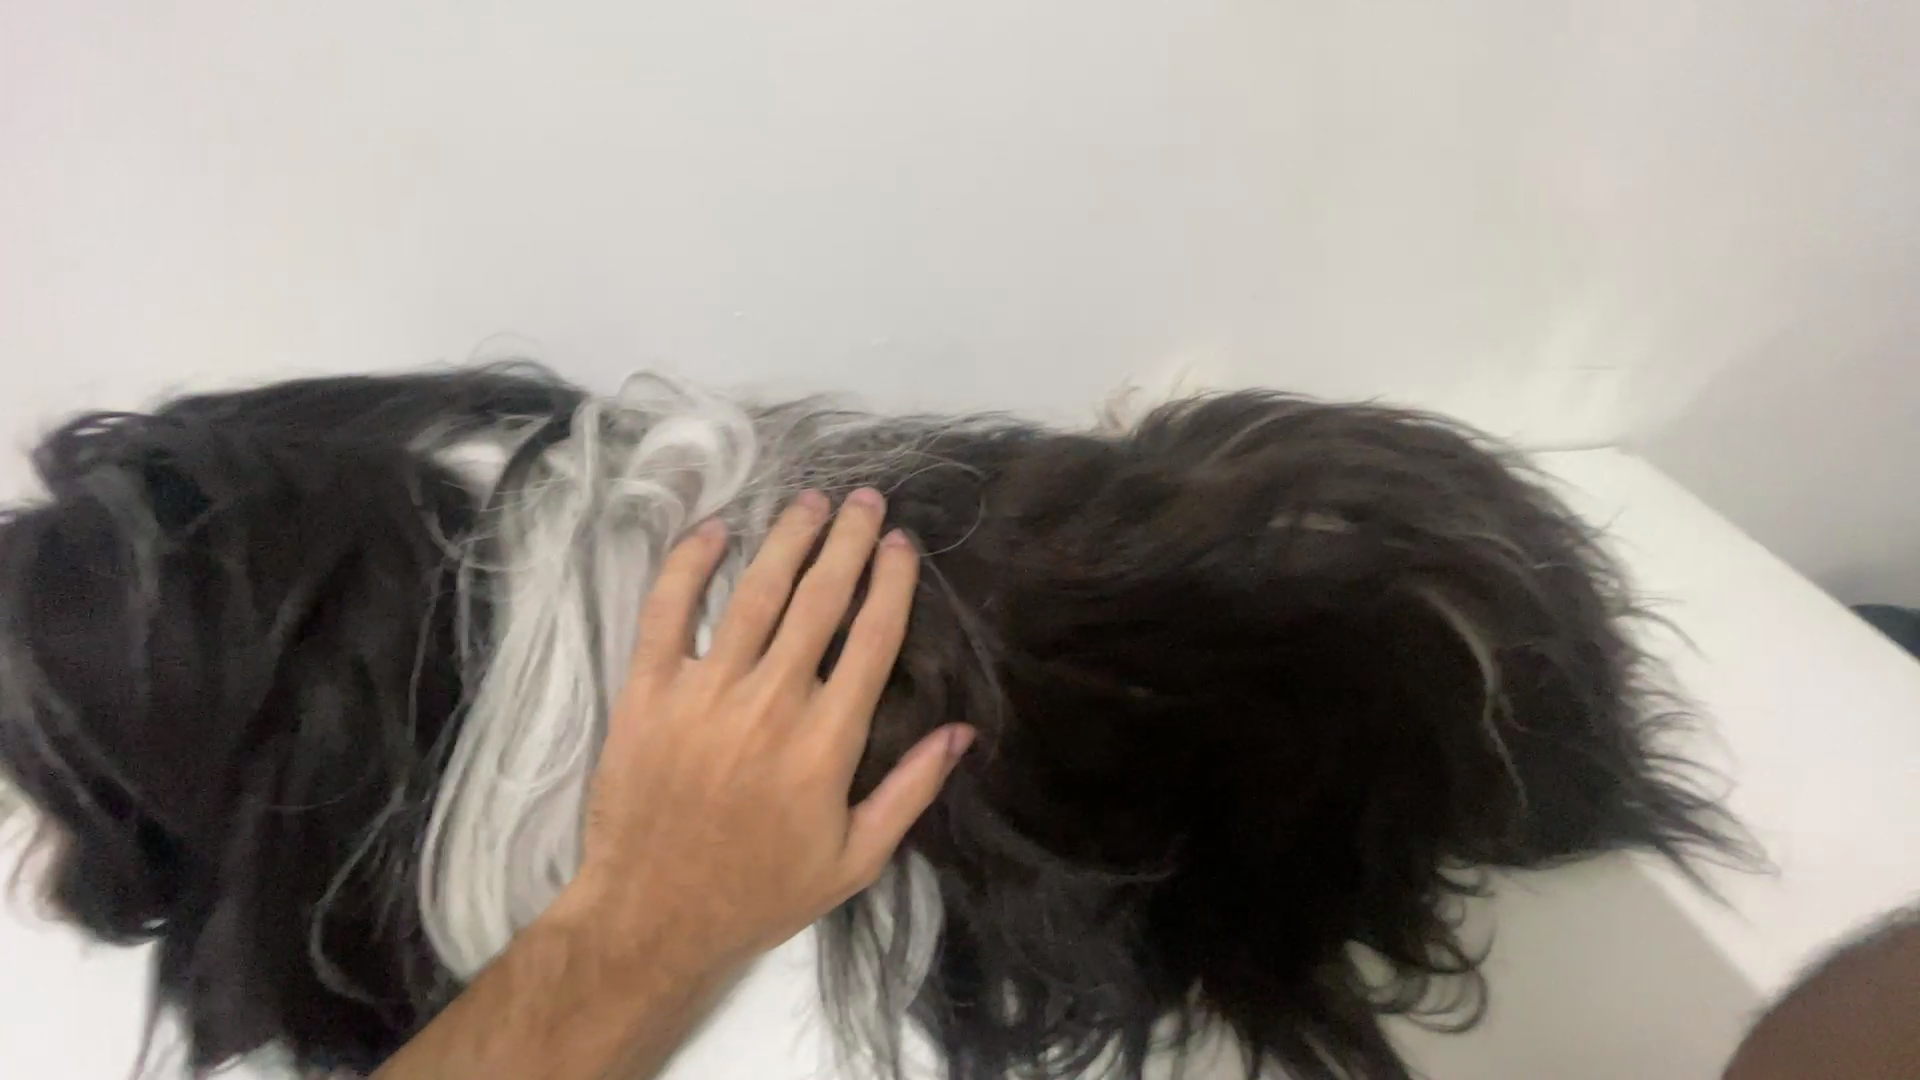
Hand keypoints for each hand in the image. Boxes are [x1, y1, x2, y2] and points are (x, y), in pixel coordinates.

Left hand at [547, 487, 974, 974]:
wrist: (651, 919)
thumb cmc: (763, 889)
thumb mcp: (857, 858)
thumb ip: (913, 789)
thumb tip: (963, 732)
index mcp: (826, 741)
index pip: (872, 639)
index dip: (891, 582)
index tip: (901, 543)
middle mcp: (771, 701)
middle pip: (820, 601)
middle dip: (847, 541)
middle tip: (865, 499)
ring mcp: (705, 691)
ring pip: (755, 594)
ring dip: (787, 540)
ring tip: (810, 501)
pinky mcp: (648, 692)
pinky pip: (665, 613)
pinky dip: (687, 566)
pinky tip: (714, 531)